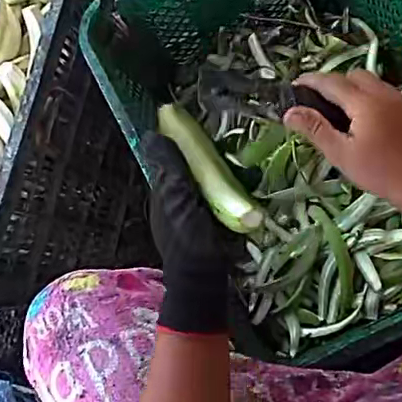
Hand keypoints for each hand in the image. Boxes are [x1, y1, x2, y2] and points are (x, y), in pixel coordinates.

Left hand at [143, 135, 234, 334]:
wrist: (204, 277)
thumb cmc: (187, 238)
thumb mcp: (176, 198)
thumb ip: (169, 167)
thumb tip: (155, 133)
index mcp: (163, 188)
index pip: (170, 153)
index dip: (182, 137)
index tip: (200, 124)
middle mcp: (178, 195)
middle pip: (192, 164)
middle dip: (208, 154)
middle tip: (227, 144)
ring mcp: (196, 207)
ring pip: (210, 177)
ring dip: (224, 170)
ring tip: (242, 164)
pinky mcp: (215, 217)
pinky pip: (223, 193)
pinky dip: (233, 187)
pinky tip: (246, 183)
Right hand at [284, 69, 401, 207]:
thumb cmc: (380, 172)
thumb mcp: (341, 154)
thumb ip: (316, 129)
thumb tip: (290, 113)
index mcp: (364, 102)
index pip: (331, 81)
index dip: (310, 81)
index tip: (296, 85)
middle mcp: (385, 94)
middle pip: (354, 75)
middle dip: (334, 82)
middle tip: (319, 102)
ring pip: (374, 82)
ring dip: (355, 88)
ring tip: (343, 111)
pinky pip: (388, 93)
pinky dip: (373, 97)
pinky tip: (370, 119)